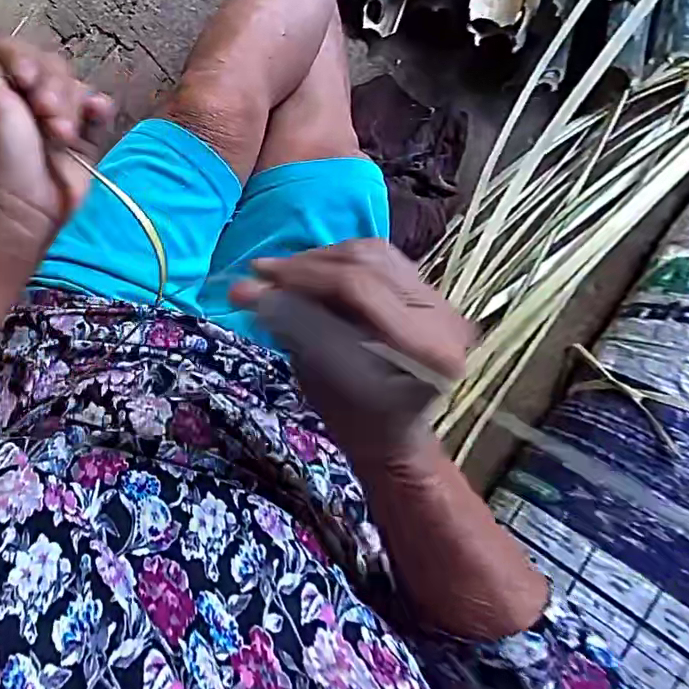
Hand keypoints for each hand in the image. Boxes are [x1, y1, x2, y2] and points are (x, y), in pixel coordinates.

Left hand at [0, 9, 114, 259]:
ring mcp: (59, 118)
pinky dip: (99, 110)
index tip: (24, 84)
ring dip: (72, 110)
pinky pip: (99, 109)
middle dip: (54, 92)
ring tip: (61, 138)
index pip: (23, 53)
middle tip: (45, 119)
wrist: (27, 213)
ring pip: (78, 88)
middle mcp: (29, 99)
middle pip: (55, 69)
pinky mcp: (84, 137)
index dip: (29, 64)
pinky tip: (95, 116)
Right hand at [229, 238, 474, 465]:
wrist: (391, 435)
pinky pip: (381, 258)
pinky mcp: (428, 292)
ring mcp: (439, 300)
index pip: (357, 286)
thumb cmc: (355, 419)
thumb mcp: (322, 376)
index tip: (257, 274)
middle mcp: (443, 315)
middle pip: (366, 262)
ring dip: (323, 258)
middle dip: (308, 264)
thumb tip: (246, 287)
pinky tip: (315, 270)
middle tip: (264, 271)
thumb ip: (292, 323)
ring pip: (373, 253)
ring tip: (286, 271)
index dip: (303, 275)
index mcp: (425, 345)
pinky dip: (343, 259)